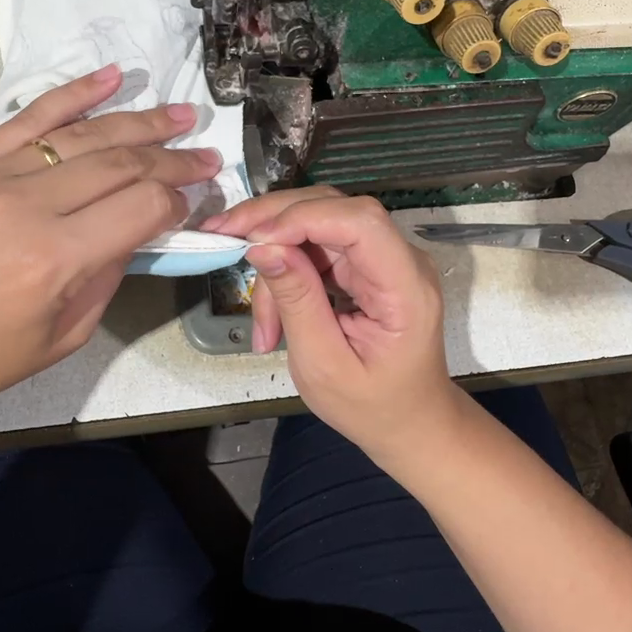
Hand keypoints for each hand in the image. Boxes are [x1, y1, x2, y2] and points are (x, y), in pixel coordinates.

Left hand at [0, 65, 219, 424]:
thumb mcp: (63, 335)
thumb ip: (109, 271)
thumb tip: (139, 224)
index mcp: (54, 258)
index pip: (143, 206)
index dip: (180, 200)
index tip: (198, 199)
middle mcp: (26, 203)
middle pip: (120, 162)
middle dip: (173, 158)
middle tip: (206, 156)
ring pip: (83, 133)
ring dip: (139, 121)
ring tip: (180, 114)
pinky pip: (28, 117)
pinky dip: (73, 94)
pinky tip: (112, 78)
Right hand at [202, 188, 464, 460]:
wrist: (410, 423)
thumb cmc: (371, 407)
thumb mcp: (323, 366)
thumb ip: (296, 301)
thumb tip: (261, 246)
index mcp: (405, 287)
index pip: (360, 222)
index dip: (303, 218)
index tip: (252, 240)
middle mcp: (400, 258)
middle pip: (333, 208)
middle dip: (273, 221)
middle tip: (222, 236)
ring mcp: (382, 257)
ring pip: (316, 224)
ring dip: (275, 255)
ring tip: (259, 320)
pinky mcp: (364, 264)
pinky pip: (316, 246)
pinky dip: (286, 269)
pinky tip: (269, 311)